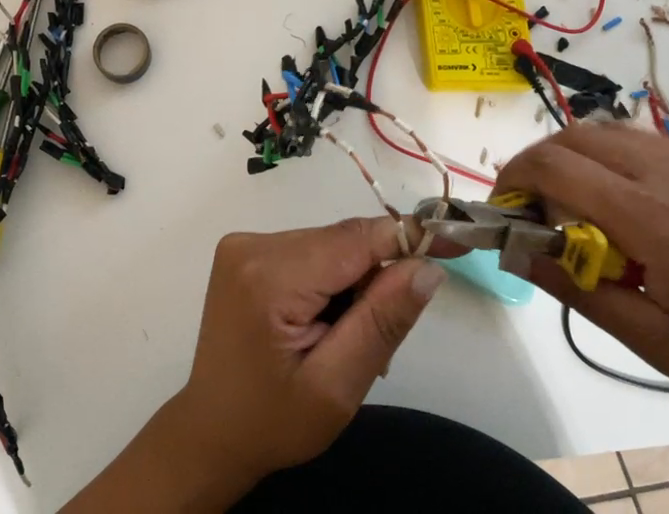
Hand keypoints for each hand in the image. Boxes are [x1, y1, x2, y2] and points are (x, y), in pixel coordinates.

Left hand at [65, 217, 453, 511]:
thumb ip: (382, 321)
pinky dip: (329, 282)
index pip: (354, 239)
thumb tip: (427, 267)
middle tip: (378, 342)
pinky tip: (324, 325)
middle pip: (342, 242)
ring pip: (328, 246)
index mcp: (269, 276)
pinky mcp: (244, 254)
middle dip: (375, 279)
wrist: (213, 430)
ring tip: (345, 341)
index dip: (409, 237)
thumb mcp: (338, 384)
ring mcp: (244, 246)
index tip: (456, 244)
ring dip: (353, 284)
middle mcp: (252, 246)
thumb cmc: (274, 419)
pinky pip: (308, 253)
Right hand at [495, 123, 668, 424]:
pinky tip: (632, 211)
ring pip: (610, 133)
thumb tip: (518, 254)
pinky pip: (648, 144)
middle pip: (575, 136)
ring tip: (580, 211)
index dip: (513, 179)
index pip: (554, 166)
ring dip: (574, 158)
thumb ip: (583, 292)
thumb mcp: (664, 343)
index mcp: (654, 218)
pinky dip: (613, 161)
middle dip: (537, 164)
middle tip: (535, 212)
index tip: (505, 212)